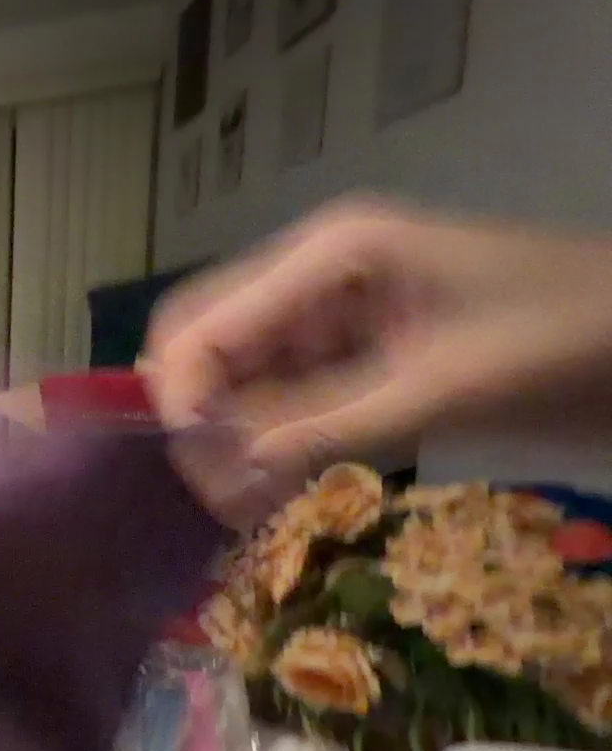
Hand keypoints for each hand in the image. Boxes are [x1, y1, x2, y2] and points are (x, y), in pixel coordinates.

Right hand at [145, 198, 611, 525]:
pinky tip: (272, 476)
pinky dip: (261, 433)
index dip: (180, 390)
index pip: (202, 323)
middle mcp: (307, 274)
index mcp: (329, 257)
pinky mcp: (338, 343)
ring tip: (245, 493)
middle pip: (200, 340)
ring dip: (226, 430)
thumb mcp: (453, 390)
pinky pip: (267, 389)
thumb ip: (330, 426)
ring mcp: (321, 308)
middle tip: (215, 478)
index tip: (193, 458)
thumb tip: (228, 470)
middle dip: (195, 409)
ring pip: (226, 371)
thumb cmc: (582, 345)